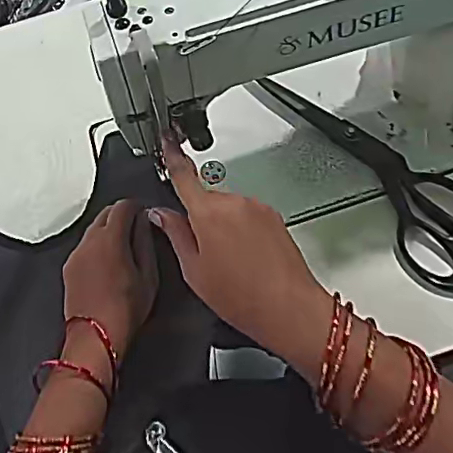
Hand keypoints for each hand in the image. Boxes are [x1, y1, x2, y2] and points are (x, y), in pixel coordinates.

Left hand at [62, 200, 157, 357]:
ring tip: (122, 245)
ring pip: (93, 229)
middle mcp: (89, 240)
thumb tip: (143, 222)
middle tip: (134, 225)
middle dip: (120, 214)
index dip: (135, 205)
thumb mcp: (148, 276)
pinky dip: (96, 245)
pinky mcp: (69, 266)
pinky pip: (84, 246)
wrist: (94, 335)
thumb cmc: (126, 310)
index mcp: (111, 238)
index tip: (142, 211)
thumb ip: (145, 242)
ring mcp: (76, 253)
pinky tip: (106, 261)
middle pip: (104, 214)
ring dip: (107, 230)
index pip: (122, 207)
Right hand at [148, 136, 330, 373]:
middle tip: (206, 252)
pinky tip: (249, 258)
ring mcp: (256, 206)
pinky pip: (248, 215)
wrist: (291, 310)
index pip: (183, 174)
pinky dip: (243, 230)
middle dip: (202, 217)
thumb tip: (161, 215)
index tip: (167, 141)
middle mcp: (233, 202)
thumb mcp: (194, 271)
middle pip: (206, 198)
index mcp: (207, 212)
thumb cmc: (245, 297)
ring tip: (233, 262)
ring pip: (227, 207)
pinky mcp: (273, 215)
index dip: (171, 155)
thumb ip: (174, 234)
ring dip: (224, 225)